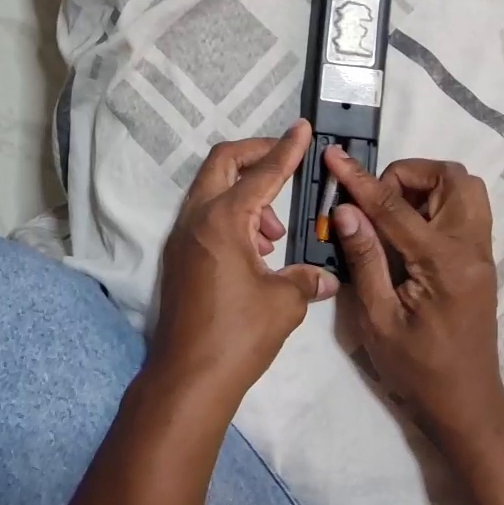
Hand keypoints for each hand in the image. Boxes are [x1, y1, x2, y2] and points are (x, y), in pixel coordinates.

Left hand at [149, 121, 339, 402]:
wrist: (188, 375)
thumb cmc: (238, 335)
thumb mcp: (284, 303)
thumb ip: (305, 278)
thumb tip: (325, 276)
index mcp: (222, 220)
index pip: (262, 173)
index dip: (286, 150)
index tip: (302, 129)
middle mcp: (196, 218)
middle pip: (223, 163)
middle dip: (257, 156)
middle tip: (287, 164)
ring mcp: (181, 236)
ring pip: (212, 190)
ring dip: (246, 194)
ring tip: (275, 233)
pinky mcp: (178, 256)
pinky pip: (206, 216)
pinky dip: (232, 216)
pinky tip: (257, 251)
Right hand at [322, 148, 503, 454]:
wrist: (466, 406)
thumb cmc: (417, 370)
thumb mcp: (377, 319)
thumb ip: (364, 258)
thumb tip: (346, 209)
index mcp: (444, 264)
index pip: (396, 206)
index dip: (360, 178)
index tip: (334, 155)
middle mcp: (471, 249)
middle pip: (451, 178)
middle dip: (407, 174)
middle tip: (374, 201)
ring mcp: (481, 253)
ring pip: (464, 188)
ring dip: (423, 186)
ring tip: (388, 214)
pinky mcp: (479, 260)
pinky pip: (464, 209)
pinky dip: (433, 203)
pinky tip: (404, 231)